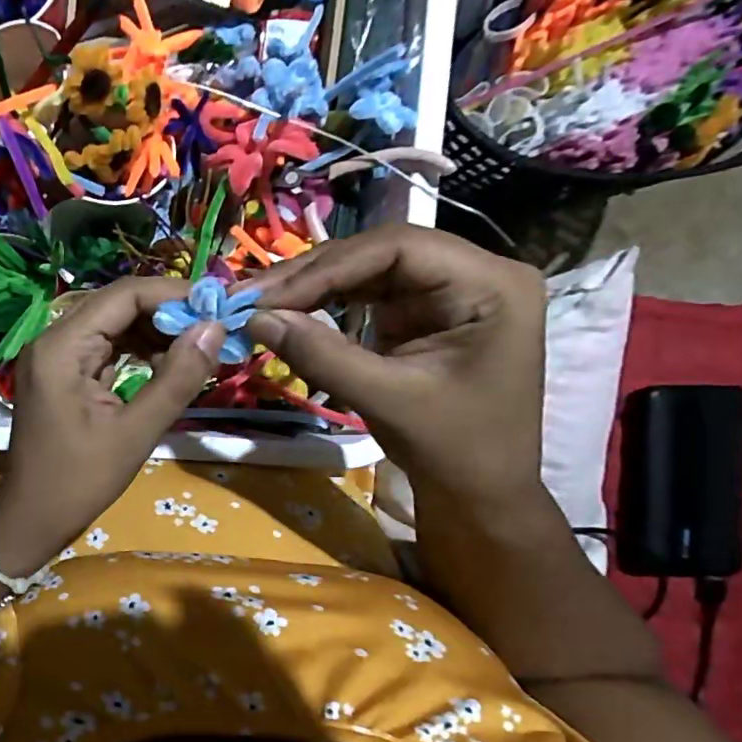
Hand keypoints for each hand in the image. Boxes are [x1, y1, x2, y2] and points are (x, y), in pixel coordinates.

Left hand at [0, 277, 224, 575]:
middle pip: (118, 306)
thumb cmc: (80, 480)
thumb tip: (214, 330)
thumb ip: (176, 379)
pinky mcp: (64, 375)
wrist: (32, 519)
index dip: (173, 295)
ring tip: (200, 347)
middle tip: (215, 329)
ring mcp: (56, 357)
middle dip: (168, 314)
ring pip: (114, 326)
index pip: (124, 296)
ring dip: (156, 333)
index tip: (218, 306)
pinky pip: (107, 349)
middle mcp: (54, 340)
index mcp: (62, 347)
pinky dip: (139, 353)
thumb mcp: (135, 432)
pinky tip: (169, 365)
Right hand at [244, 226, 545, 511]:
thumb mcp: (386, 399)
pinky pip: (368, 294)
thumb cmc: (450, 449)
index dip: (328, 267)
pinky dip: (326, 303)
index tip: (270, 297)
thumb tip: (256, 319)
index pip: (399, 248)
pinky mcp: (424, 312)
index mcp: (491, 285)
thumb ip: (321, 355)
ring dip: (312, 286)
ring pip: (368, 270)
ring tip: (260, 302)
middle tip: (250, 296)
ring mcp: (447, 291)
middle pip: (380, 253)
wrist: (479, 493)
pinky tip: (290, 311)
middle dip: (313, 275)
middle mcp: (474, 273)